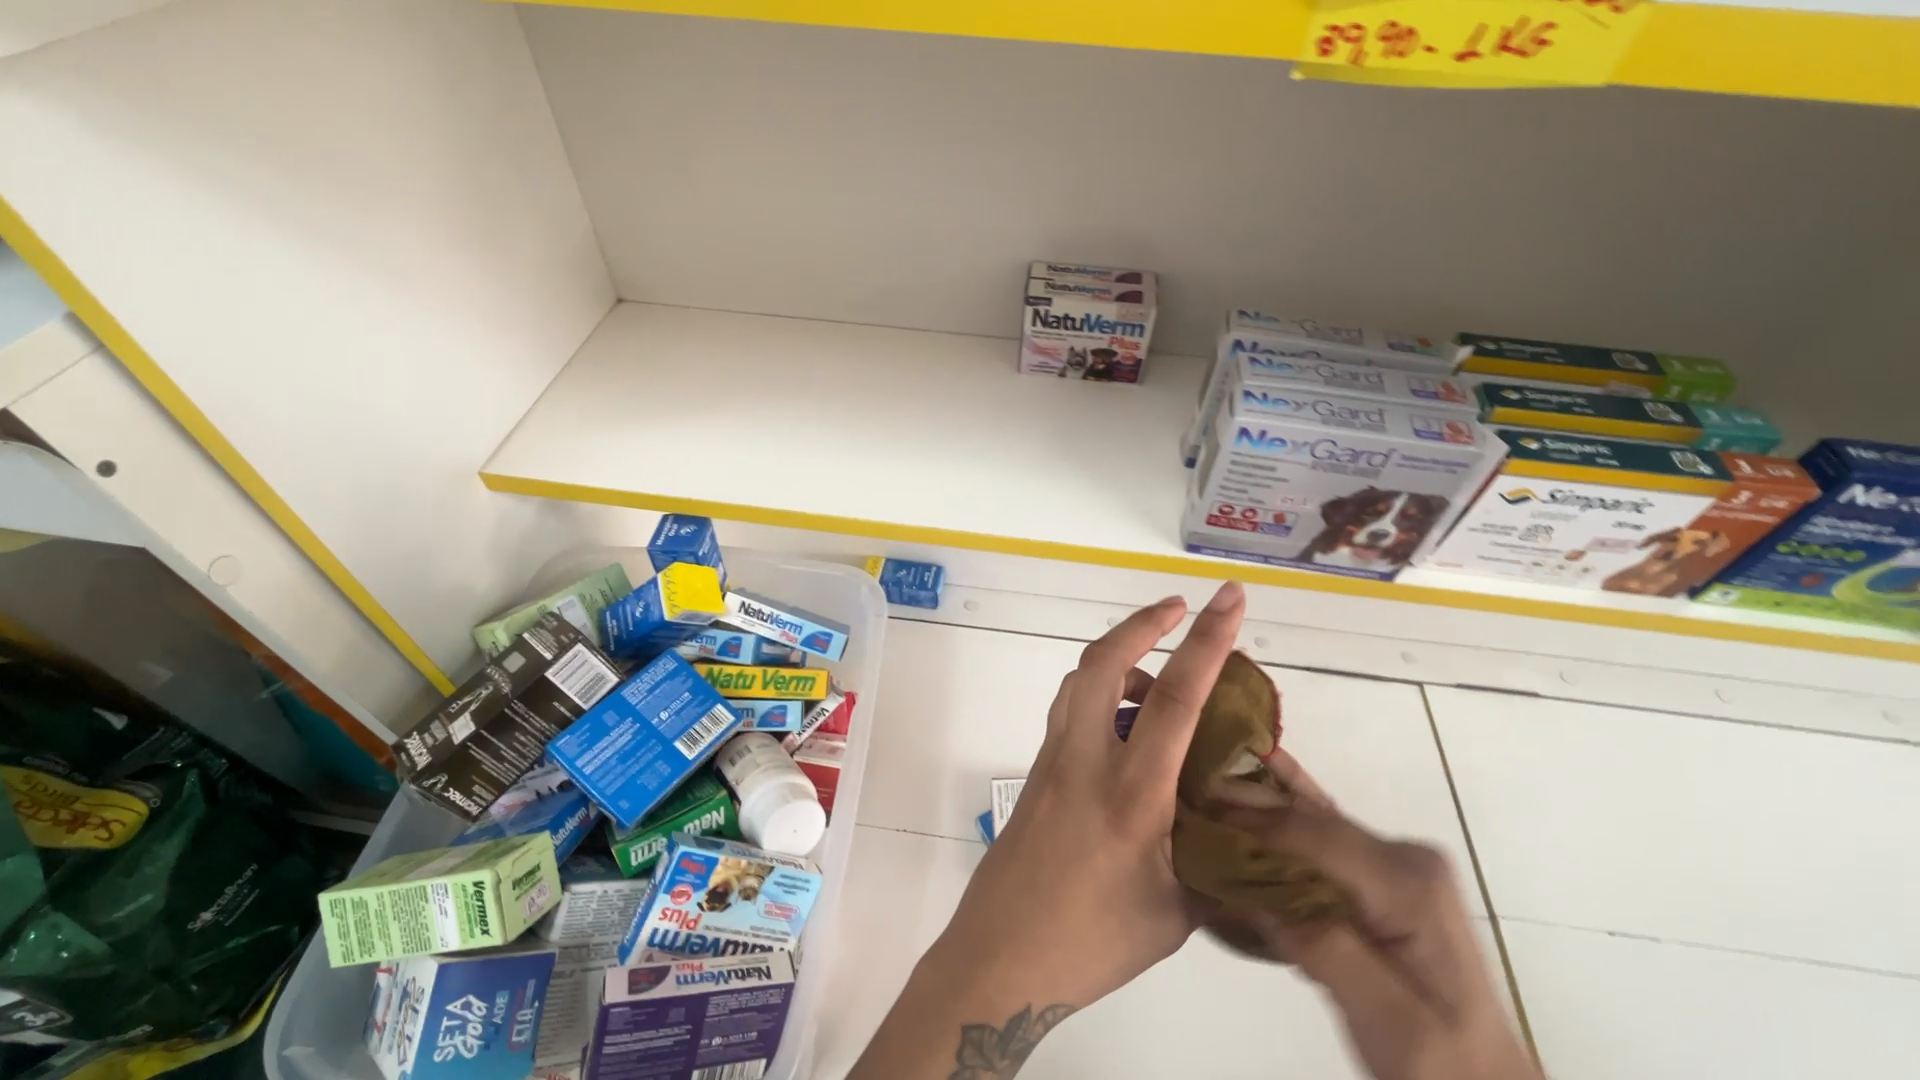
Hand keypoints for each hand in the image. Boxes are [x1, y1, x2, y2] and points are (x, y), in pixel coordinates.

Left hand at [933, 579, 1247, 1004]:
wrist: (999, 960)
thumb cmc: (1091, 942)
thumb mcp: (1175, 911)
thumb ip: (1213, 860)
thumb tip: (1242, 829)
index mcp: (1131, 792)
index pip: (1174, 699)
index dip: (1207, 642)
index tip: (1228, 599)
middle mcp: (1085, 761)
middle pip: (1102, 663)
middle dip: (1142, 623)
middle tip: (1179, 610)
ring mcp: (1053, 764)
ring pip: (1080, 683)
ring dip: (1118, 659)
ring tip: (1159, 678)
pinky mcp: (1037, 776)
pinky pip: (1070, 713)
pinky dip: (1100, 695)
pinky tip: (1128, 730)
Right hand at [1214, 777, 1539, 1079]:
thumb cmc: (1441, 1061)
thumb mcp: (1388, 1020)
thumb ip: (1327, 950)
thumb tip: (1258, 898)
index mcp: (1409, 885)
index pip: (1315, 836)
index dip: (1252, 823)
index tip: (1193, 817)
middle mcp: (1405, 859)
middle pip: (1311, 820)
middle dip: (1246, 806)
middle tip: (1185, 794)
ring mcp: (1395, 866)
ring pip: (1312, 822)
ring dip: (1258, 809)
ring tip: (1202, 785)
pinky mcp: (1382, 880)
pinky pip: (1321, 842)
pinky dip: (1280, 825)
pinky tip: (1245, 799)